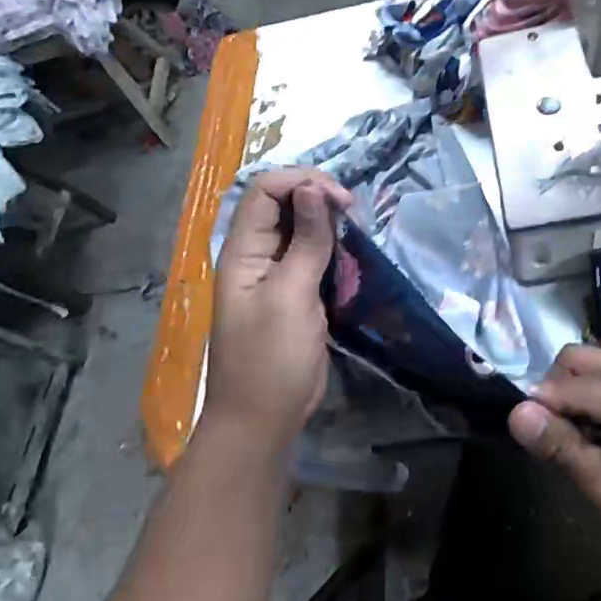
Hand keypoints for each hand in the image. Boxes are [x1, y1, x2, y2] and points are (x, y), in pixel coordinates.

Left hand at [203, 168, 350, 450]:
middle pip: (282, 204)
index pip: (265, 191)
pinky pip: (313, 256)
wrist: (262, 418)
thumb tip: (315, 190)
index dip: (303, 183)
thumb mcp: (291, 296)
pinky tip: (353, 252)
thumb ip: (306, 242)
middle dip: (318, 196)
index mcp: (242, 251)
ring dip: (328, 221)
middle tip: (354, 212)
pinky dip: (333, 247)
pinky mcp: (296, 293)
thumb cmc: (271, 359)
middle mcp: (256, 256)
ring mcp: (276, 275)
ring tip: (357, 228)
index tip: (343, 201)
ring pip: (300, 229)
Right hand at [510, 345, 600, 600]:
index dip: (538, 408)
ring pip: (599, 375)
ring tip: (573, 452)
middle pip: (583, 361)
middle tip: (549, 445)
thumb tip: (514, 412)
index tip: (516, 438)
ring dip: (576, 403)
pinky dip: (597, 412)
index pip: (570, 383)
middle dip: (556, 394)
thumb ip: (564, 447)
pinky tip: (599, 451)